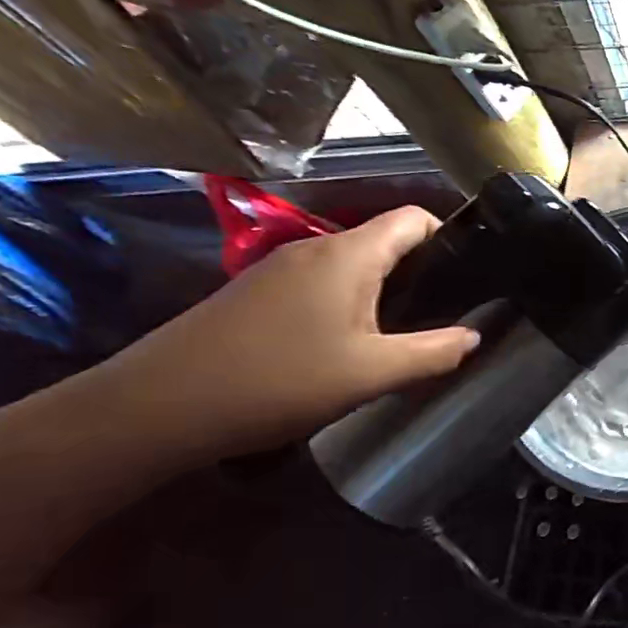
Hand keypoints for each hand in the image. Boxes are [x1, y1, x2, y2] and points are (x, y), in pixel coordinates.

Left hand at [75, 206, 478, 466]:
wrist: (153, 409)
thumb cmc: (277, 381)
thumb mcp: (371, 374)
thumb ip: (434, 352)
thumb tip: (474, 337)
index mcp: (348, 254)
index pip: (414, 219)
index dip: (449, 237)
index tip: (469, 275)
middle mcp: (314, 249)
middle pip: (384, 241)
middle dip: (420, 270)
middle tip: (443, 312)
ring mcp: (278, 269)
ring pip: (351, 264)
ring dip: (383, 290)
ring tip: (399, 332)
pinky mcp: (254, 293)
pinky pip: (320, 282)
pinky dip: (347, 301)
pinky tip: (344, 344)